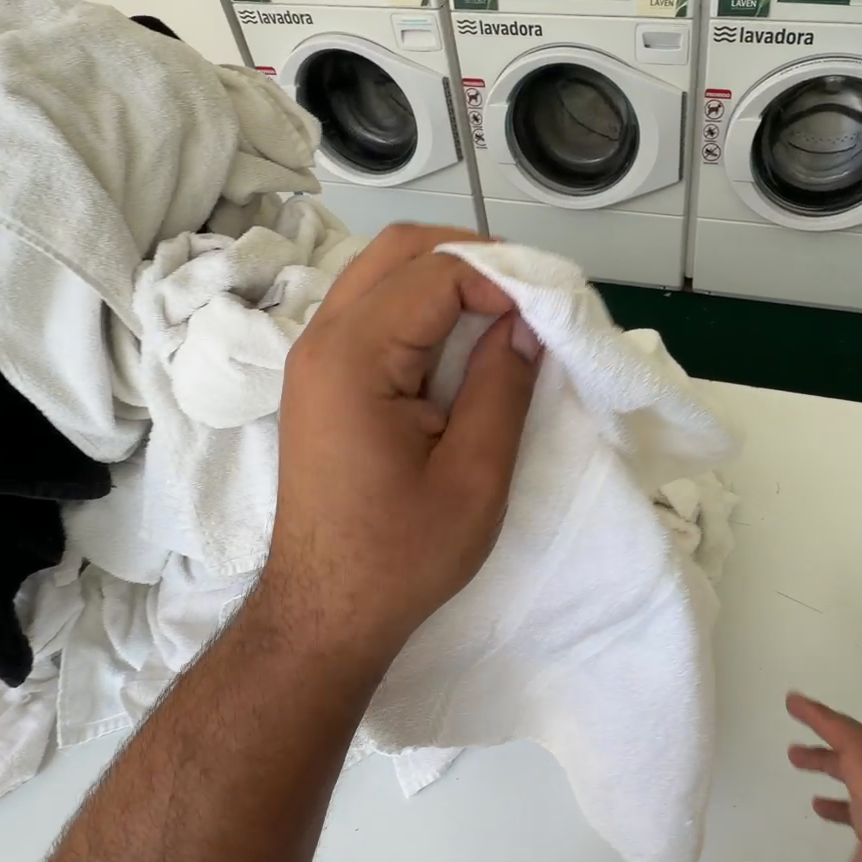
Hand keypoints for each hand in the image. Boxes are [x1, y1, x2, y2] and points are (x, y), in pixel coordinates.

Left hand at [260, 223, 540, 661]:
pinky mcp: (321, 379)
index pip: (434, 271)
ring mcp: (314, 357)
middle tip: (529, 296)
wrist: (326, 611)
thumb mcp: (474, 475)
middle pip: (398, 250)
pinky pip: (374, 310)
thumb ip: (501, 386)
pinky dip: (423, 308)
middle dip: (472, 257)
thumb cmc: (401, 554)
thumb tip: (526, 324)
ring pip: (382, 272)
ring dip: (446, 278)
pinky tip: (462, 341)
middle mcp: (321, 340)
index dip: (501, 278)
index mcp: (353, 357)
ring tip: (504, 313)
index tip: (547, 315)